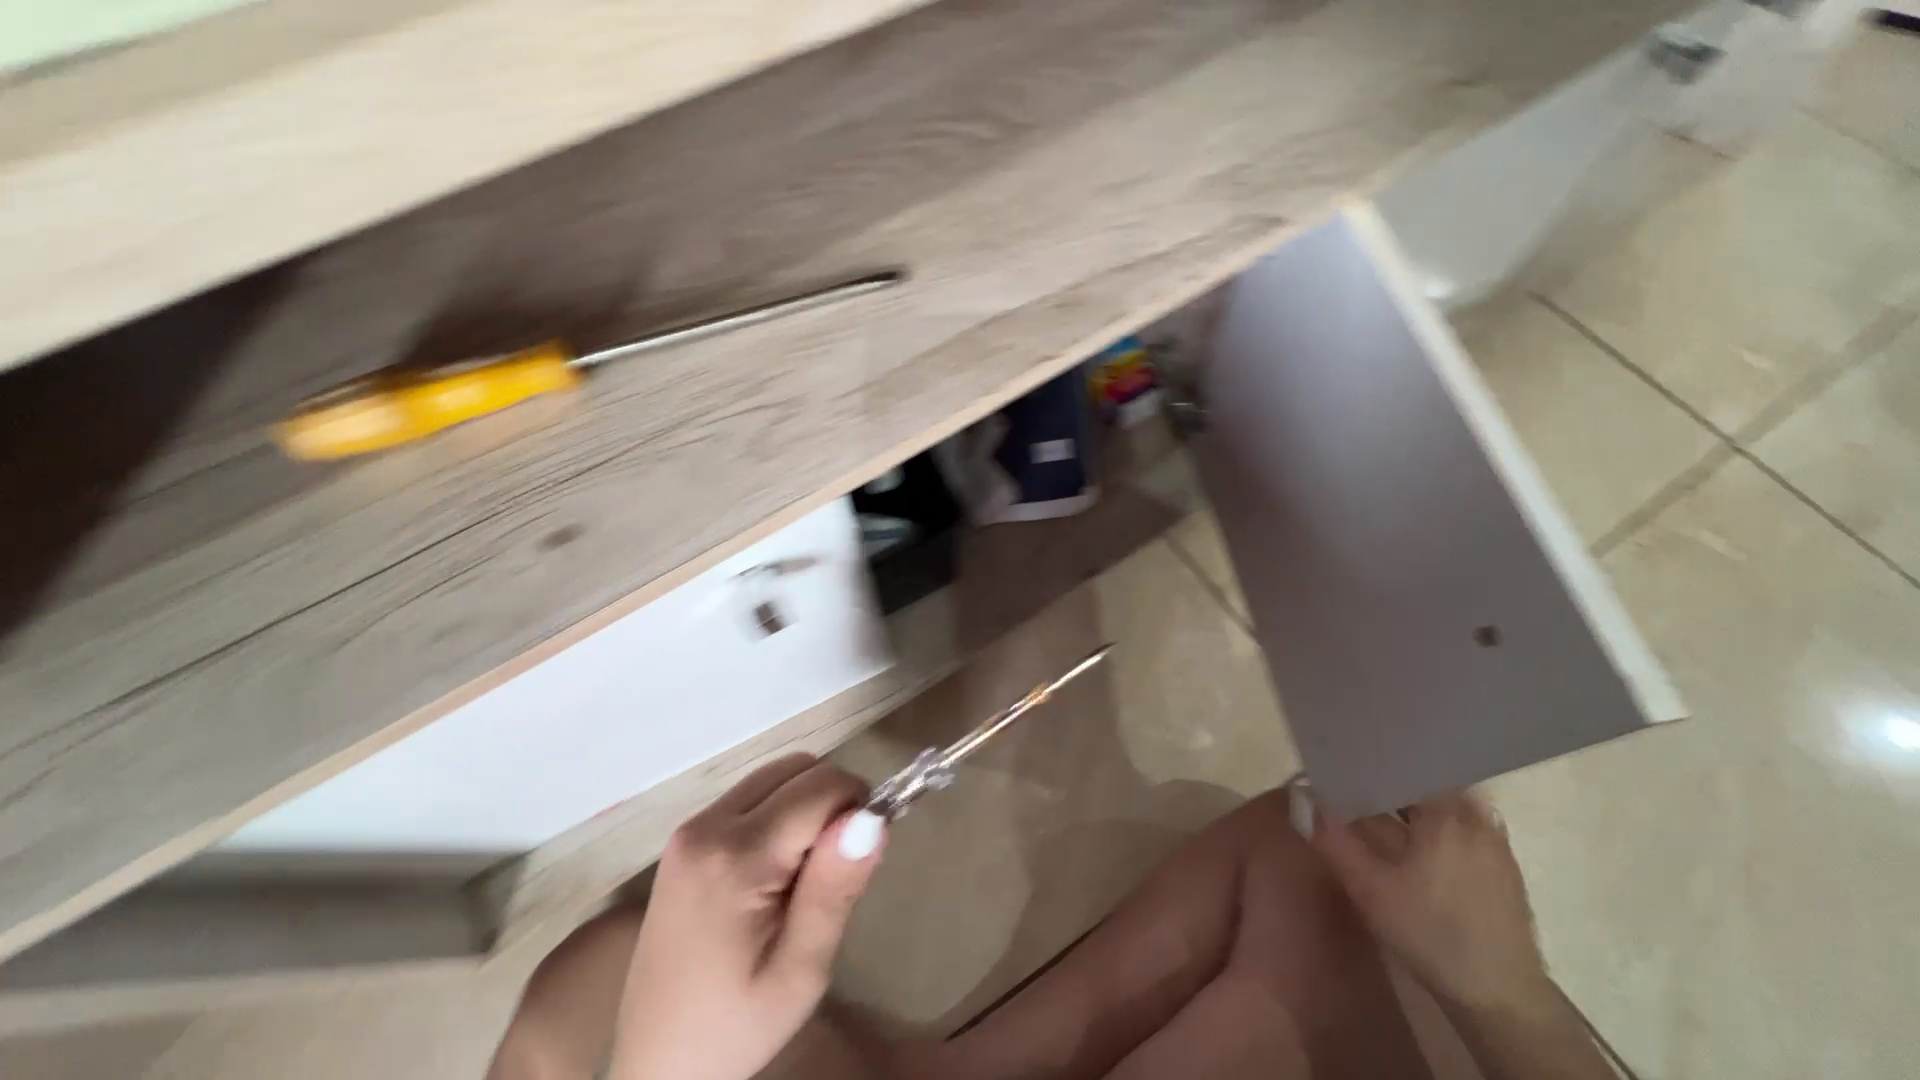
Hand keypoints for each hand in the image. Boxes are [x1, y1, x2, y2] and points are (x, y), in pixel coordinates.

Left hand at [611, 754, 887, 1079]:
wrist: (659, 1061)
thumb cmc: (736, 1024)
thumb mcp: (801, 970)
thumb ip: (835, 887)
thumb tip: (873, 816)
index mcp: (736, 856)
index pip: (820, 785)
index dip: (857, 807)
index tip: (860, 860)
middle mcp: (706, 825)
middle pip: (796, 767)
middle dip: (833, 800)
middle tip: (837, 870)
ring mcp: (689, 829)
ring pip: (773, 775)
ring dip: (807, 804)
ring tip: (808, 876)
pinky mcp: (683, 840)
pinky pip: (750, 796)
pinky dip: (780, 813)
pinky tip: (778, 872)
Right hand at [1310, 789, 1550, 1013]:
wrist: (1499, 993)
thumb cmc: (1430, 934)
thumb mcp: (1369, 888)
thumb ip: (1332, 839)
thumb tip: (1301, 799)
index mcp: (1448, 811)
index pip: (1402, 766)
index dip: (1365, 763)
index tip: (1335, 765)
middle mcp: (1476, 815)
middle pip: (1421, 782)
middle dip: (1382, 783)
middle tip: (1345, 788)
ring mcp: (1493, 841)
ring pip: (1440, 805)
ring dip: (1406, 804)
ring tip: (1370, 811)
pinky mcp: (1500, 866)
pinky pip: (1457, 826)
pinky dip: (1428, 824)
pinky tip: (1407, 845)